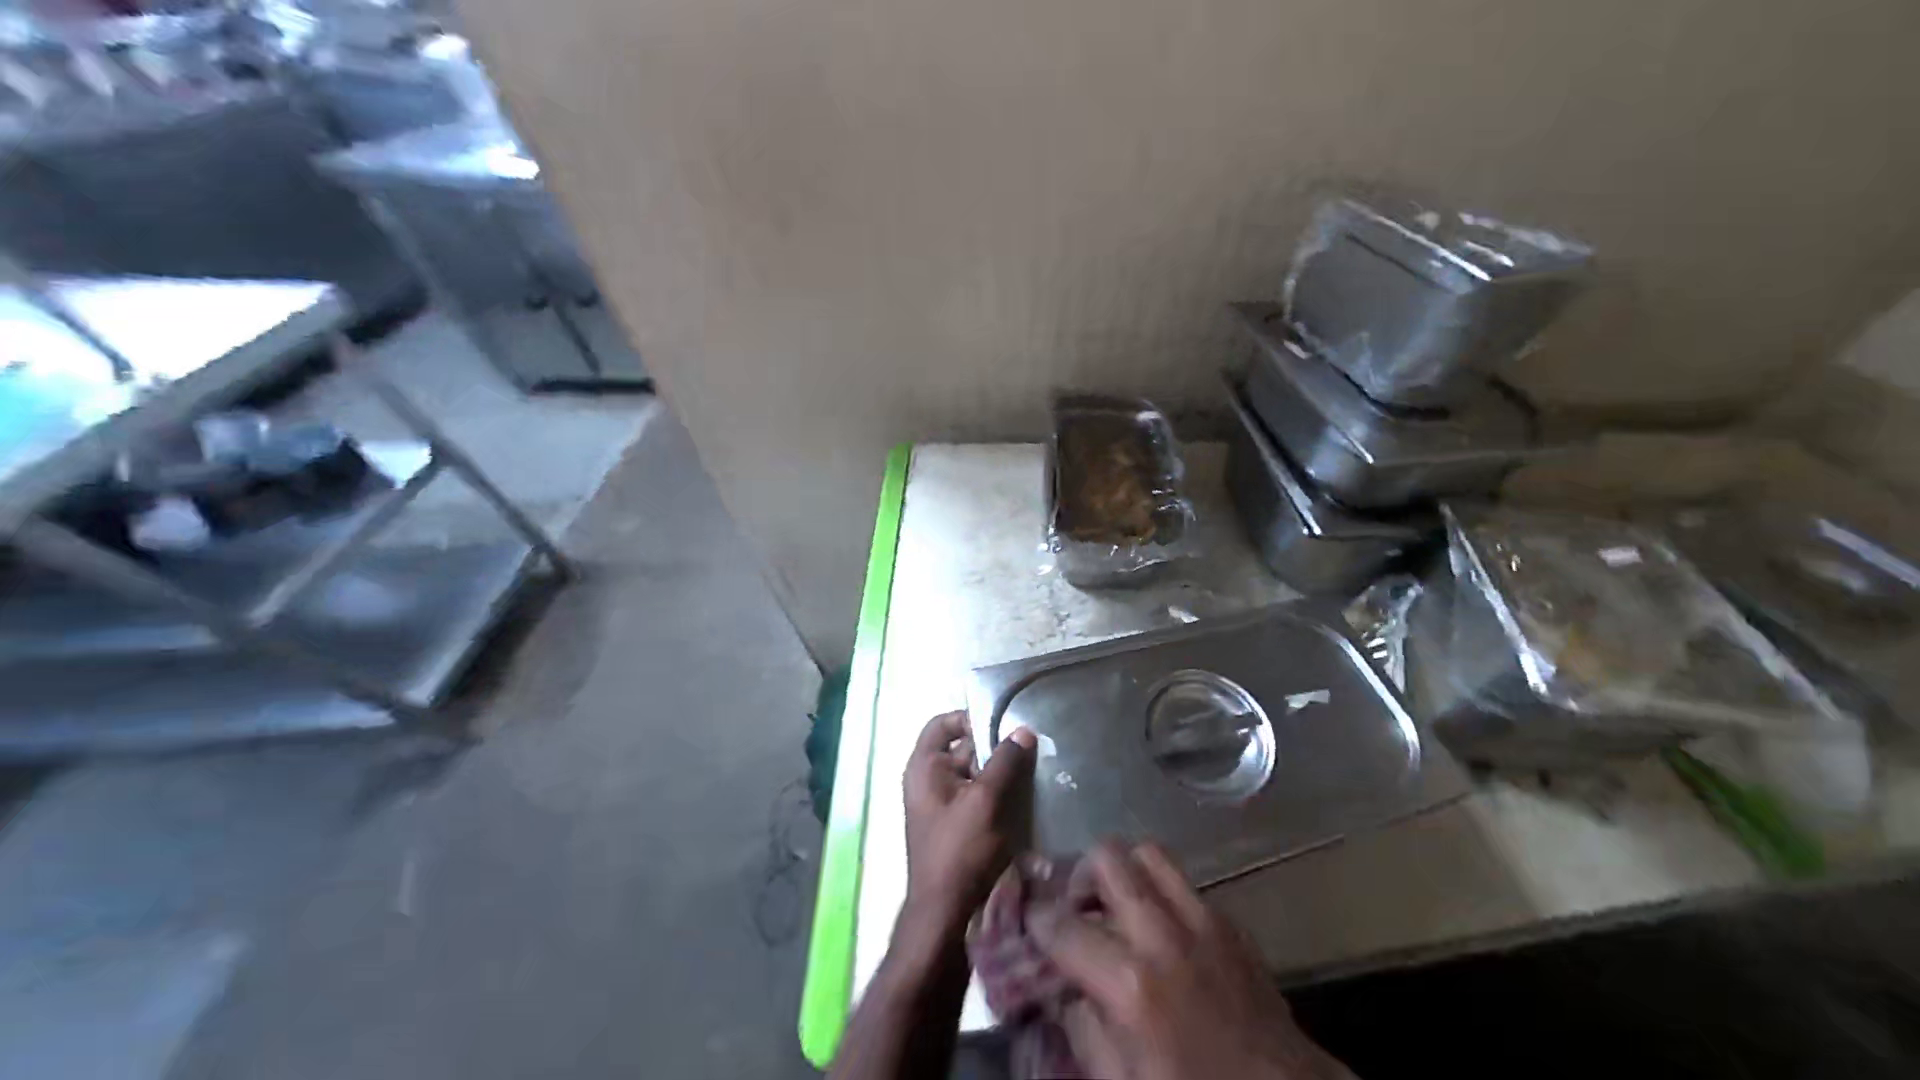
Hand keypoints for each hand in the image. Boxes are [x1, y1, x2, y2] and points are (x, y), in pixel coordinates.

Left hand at [901, 711, 1036, 934]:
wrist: (945, 913)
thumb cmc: (960, 850)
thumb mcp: (985, 801)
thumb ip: (1005, 762)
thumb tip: (1023, 730)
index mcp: (924, 767)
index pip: (943, 723)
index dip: (971, 717)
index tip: (1004, 723)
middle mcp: (929, 780)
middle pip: (964, 748)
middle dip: (995, 747)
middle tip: (1031, 747)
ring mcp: (943, 804)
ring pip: (975, 774)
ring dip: (1001, 772)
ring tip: (1036, 771)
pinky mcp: (957, 825)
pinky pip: (978, 797)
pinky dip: (998, 794)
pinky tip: (1027, 799)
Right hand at [1033, 841, 1352, 1079]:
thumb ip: (1082, 1029)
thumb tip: (1063, 988)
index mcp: (1130, 984)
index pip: (1061, 925)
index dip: (1035, 916)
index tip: (1028, 916)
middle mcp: (1162, 935)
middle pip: (1107, 859)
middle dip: (1079, 875)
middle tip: (1076, 906)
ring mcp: (1202, 921)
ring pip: (1147, 852)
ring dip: (1123, 870)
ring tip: (1116, 904)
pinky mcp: (1229, 922)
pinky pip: (1183, 881)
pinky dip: (1159, 891)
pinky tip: (1160, 927)